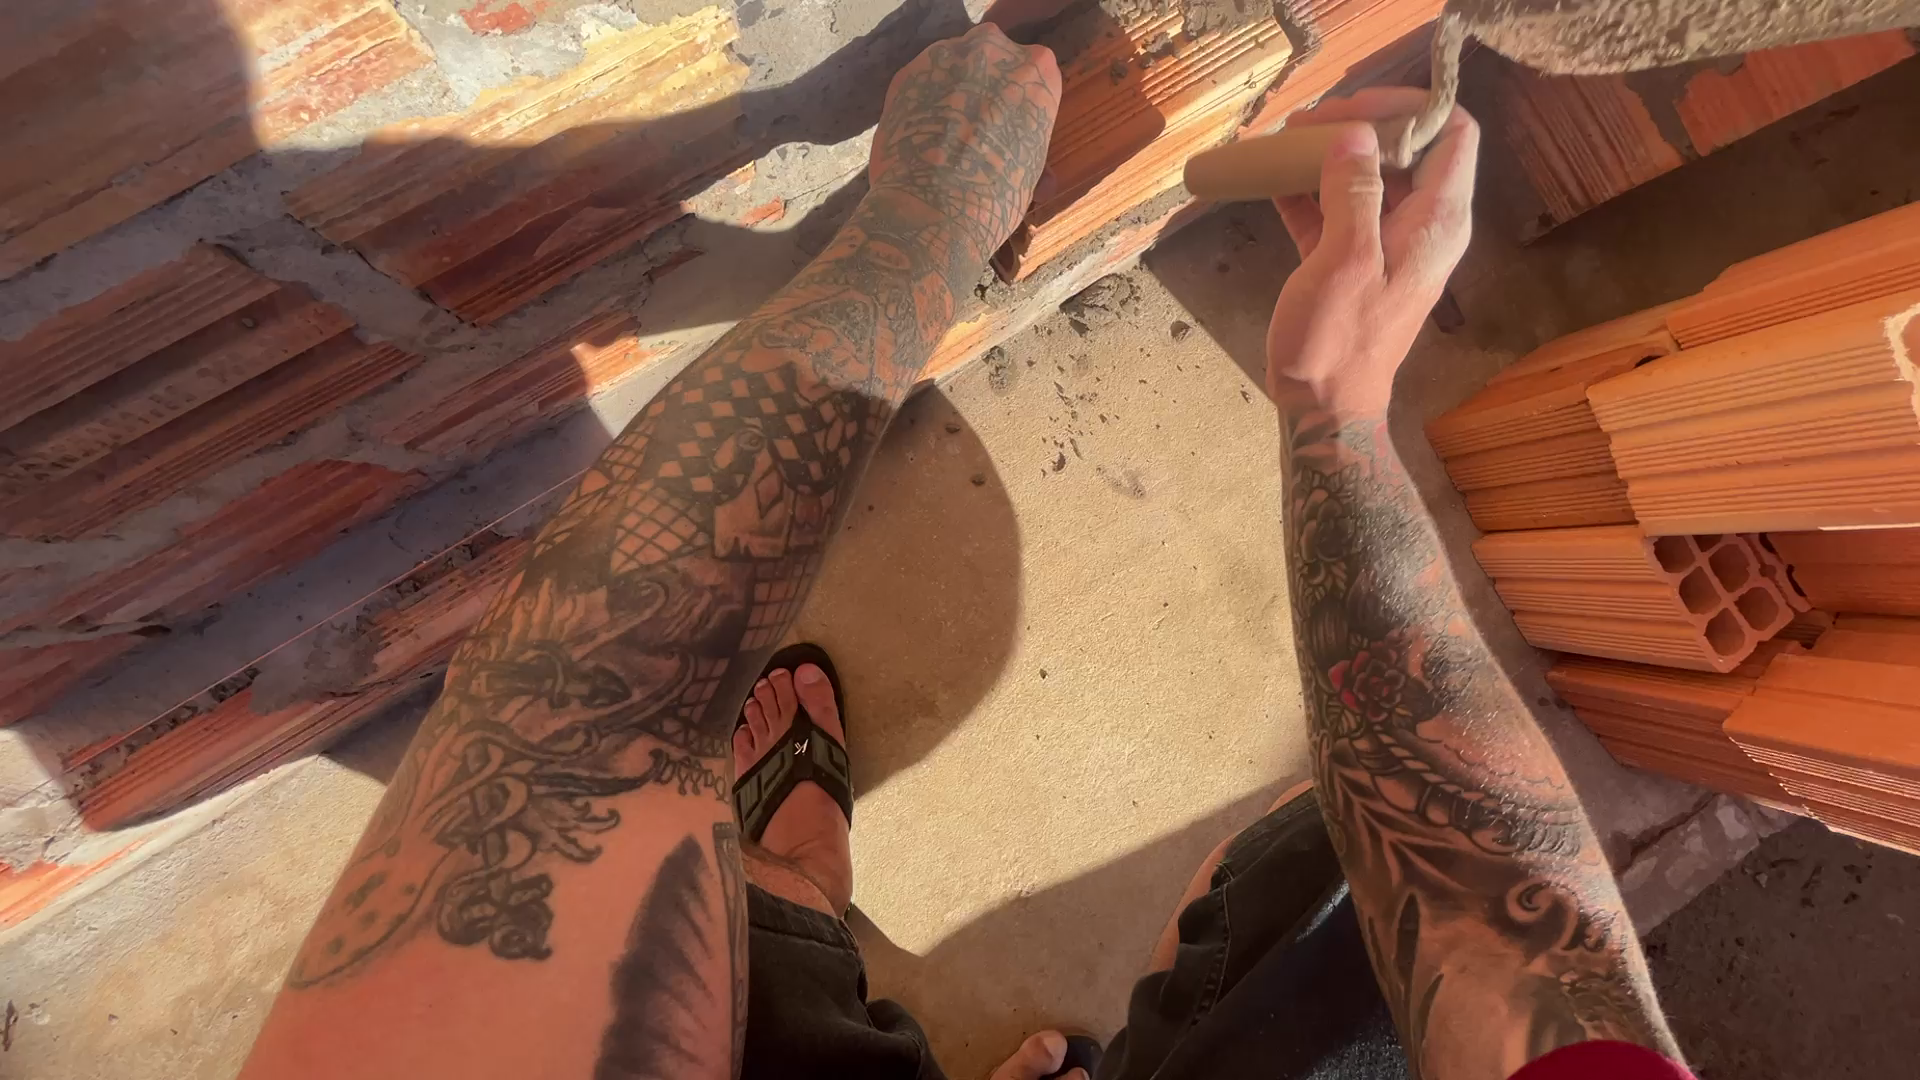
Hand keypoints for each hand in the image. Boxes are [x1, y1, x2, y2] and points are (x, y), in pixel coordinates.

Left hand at [868, 22, 1061, 267]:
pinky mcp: (908, 72)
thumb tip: (1037, 174)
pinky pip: (920, 85)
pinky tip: (920, 141)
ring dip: (952, 96)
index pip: (1032, 77)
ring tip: (944, 142)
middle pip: (992, 63)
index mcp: (1038, 71)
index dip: (1017, 106)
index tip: (1009, 129)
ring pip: (954, 69)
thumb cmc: (995, 201)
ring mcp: (947, 54)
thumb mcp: (1028, 175)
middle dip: (984, 93)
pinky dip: (921, 107)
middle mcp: (994, 48)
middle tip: (975, 135)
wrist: (933, 211)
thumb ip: (1026, 147)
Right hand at [1265, 88, 1477, 414]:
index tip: (1351, 108)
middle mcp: (1419, 230)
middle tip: (1307, 124)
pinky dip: (1310, 198)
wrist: (1324, 408)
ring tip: (1284, 146)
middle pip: (1405, 155)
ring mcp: (1384, 250)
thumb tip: (1354, 136)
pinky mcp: (1351, 271)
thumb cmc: (1336, 341)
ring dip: (1329, 161)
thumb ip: (1353, 194)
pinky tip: (1275, 186)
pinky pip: (1337, 219)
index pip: (1450, 134)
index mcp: (1436, 222)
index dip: (1408, 108)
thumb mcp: (1344, 262)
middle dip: (1358, 129)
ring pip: (1367, 185)